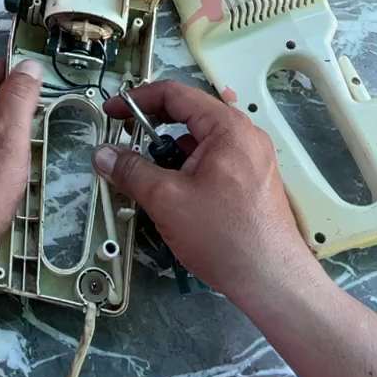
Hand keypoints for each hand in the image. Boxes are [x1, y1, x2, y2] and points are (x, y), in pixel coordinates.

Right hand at [96, 80, 325, 304]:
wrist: (273, 283)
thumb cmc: (223, 235)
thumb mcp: (167, 199)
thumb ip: (130, 170)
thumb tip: (102, 154)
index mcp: (227, 127)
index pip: (175, 93)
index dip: (137, 99)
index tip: (112, 112)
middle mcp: (244, 135)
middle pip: (188, 114)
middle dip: (152, 126)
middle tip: (125, 139)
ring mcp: (252, 158)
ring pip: (199, 140)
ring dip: (169, 150)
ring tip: (149, 175)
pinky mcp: (253, 181)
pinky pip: (213, 159)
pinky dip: (187, 166)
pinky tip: (174, 192)